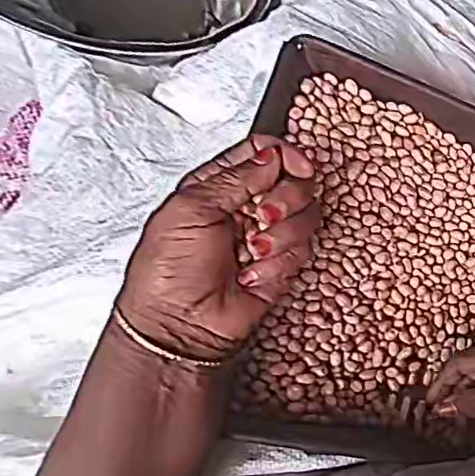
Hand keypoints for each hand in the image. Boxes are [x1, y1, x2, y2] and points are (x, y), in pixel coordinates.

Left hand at [116, 136, 319, 360]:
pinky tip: (253, 273)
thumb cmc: (168, 270)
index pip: (263, 154)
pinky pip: (304, 251)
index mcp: (219, 185)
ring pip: (306, 217)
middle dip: (286, 199)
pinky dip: (280, 263)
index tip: (298, 164)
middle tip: (263, 216)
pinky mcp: (284, 263)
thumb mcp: (191, 209)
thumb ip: (235, 178)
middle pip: (294, 182)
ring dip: (282, 236)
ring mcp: (269, 235)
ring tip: (252, 252)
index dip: (285, 155)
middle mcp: (248, 207)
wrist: (181, 321)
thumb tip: (272, 157)